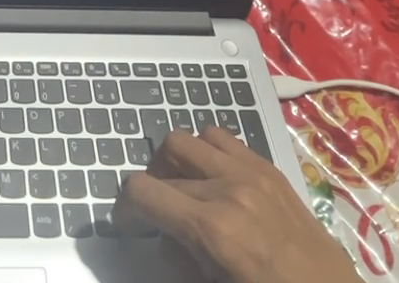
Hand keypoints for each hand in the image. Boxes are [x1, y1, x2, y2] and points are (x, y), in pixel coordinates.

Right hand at [118, 128, 358, 282]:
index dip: (126, 208)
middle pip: (164, 159)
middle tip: (160, 212)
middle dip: (153, 184)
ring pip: (191, 138)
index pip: (142, 191)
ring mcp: (252, 173)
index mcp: (212, 227)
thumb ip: (181, 260)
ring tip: (188, 190)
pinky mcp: (271, 170)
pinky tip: (219, 184)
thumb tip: (167, 237)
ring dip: (180, 161)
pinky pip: (225, 140)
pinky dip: (211, 155)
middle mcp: (228, 188)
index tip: (131, 226)